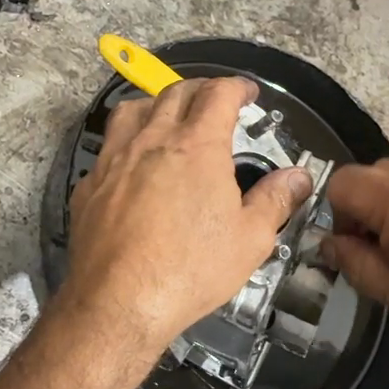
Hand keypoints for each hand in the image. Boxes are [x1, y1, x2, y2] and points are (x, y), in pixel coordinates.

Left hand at [55, 77, 315, 366]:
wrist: (119, 301)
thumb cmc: (190, 269)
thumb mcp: (250, 239)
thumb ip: (275, 200)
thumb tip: (298, 177)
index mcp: (196, 146)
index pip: (218, 94)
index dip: (236, 87)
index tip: (247, 92)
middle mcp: (152, 141)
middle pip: (175, 93)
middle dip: (200, 89)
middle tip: (214, 100)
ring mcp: (114, 160)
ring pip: (133, 110)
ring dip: (156, 104)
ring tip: (168, 117)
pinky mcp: (90, 185)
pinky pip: (108, 146)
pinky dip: (126, 141)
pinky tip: (132, 162)